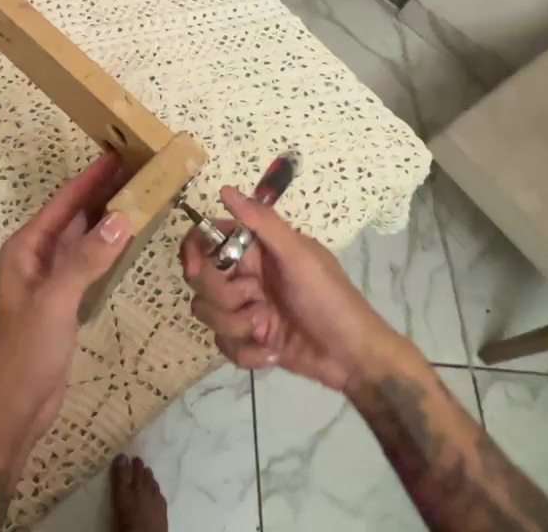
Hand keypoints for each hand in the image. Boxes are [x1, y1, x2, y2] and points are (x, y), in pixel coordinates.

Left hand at [0, 151, 133, 456]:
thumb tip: (120, 218)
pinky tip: (128, 244)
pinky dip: (108, 251)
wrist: (12, 408)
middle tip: (139, 171)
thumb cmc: (25, 351)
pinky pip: (88, 265)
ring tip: (140, 198)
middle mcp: (36, 257)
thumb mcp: (55, 301)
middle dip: (102, 193)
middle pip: (74, 216)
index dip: (90, 178)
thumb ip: (86, 259)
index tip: (118, 154)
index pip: (63, 203)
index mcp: (26, 248)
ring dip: (107, 221)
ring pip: (83, 240)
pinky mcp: (64, 302)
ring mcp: (50, 280)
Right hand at [181, 186, 411, 392]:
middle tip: (254, 301)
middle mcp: (244, 276)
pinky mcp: (248, 341)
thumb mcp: (301, 257)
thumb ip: (263, 224)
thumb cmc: (331, 299)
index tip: (195, 269)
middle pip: (200, 279)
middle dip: (222, 296)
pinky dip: (247, 353)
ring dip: (235, 326)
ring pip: (207, 313)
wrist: (355, 358)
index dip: (192, 251)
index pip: (206, 239)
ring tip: (266, 329)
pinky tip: (272, 352)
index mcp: (255, 250)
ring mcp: (244, 310)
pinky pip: (224, 345)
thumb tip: (226, 190)